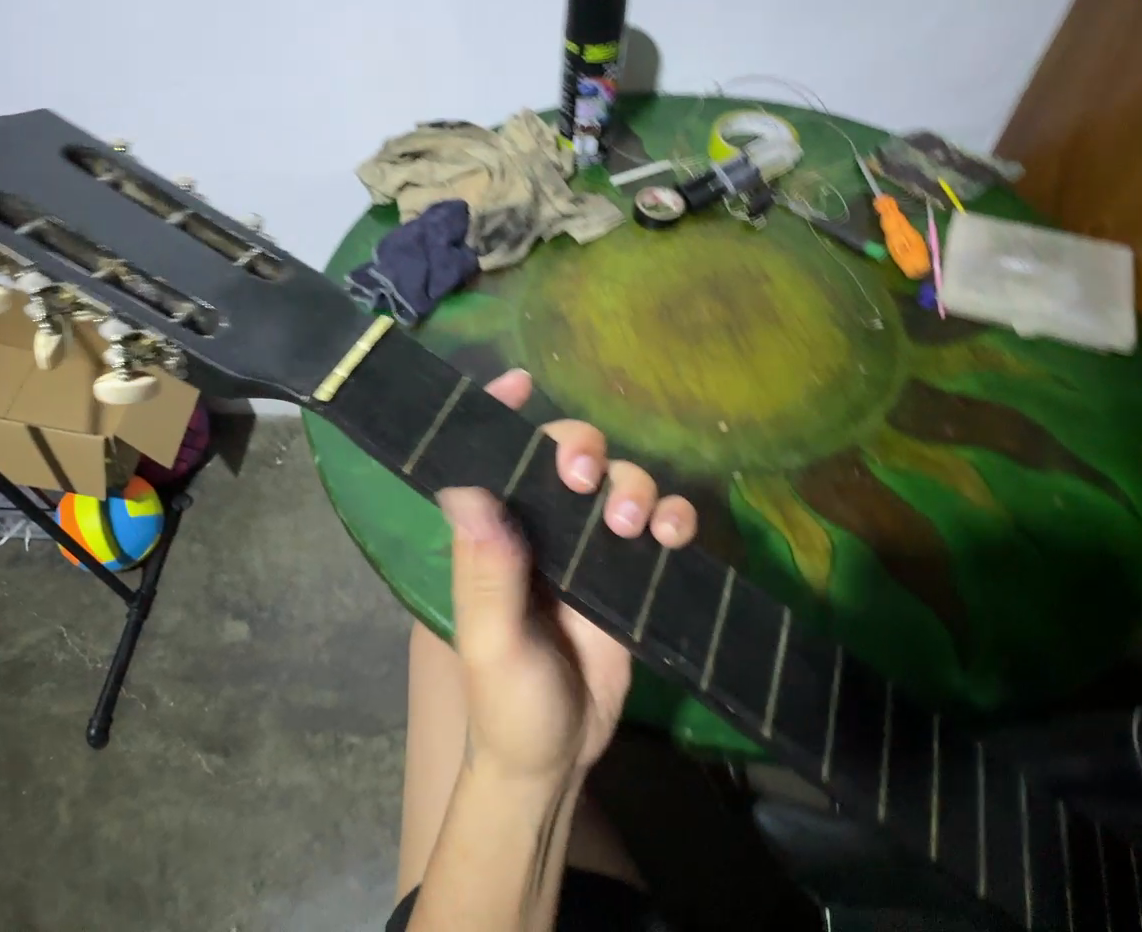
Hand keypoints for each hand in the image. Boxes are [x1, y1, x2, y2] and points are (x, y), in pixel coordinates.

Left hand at [436, 369, 697, 784]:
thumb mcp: (489, 643)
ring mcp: (589, 547)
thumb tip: (468, 490)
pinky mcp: (631, 573)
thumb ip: (483, 571)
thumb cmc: (508, 702)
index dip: (500, 414)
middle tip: (585, 481)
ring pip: (618, 480)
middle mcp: (540, 527)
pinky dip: (672, 516)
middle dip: (580, 449)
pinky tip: (671, 535)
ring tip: (629, 526)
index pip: (492, 458)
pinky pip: (659, 524)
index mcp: (493, 534)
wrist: (560, 757)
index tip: (521, 384)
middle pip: (564, 455)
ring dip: (631, 484)